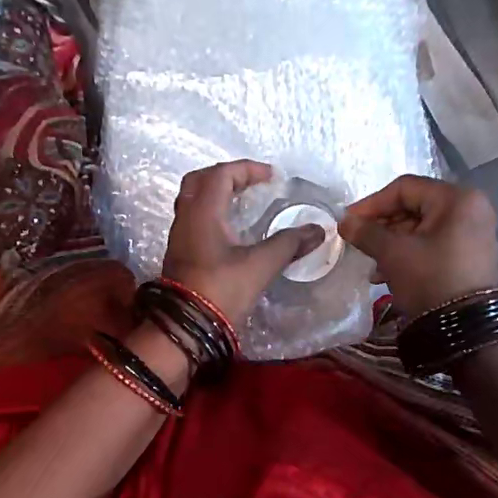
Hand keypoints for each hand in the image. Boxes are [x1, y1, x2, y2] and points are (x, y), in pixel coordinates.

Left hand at [160, 160, 327, 326]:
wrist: (186, 328)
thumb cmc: (221, 290)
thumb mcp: (260, 265)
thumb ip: (288, 244)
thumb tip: (318, 231)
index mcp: (203, 211)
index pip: (222, 174)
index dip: (247, 169)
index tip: (271, 177)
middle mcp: (186, 217)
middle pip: (201, 180)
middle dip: (227, 176)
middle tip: (252, 184)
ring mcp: (179, 236)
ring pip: (194, 200)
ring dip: (217, 194)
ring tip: (243, 203)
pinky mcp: (179, 253)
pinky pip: (193, 218)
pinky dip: (212, 212)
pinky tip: (231, 229)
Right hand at [339, 175, 497, 316]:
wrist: (466, 327)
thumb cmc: (430, 279)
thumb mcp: (394, 254)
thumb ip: (367, 233)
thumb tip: (344, 222)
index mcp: (456, 198)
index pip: (404, 188)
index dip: (371, 204)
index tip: (348, 222)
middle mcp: (469, 208)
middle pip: (414, 207)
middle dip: (382, 226)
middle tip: (358, 242)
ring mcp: (472, 232)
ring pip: (421, 228)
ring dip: (391, 243)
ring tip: (371, 264)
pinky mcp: (469, 254)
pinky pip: (432, 244)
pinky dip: (408, 254)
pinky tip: (387, 274)